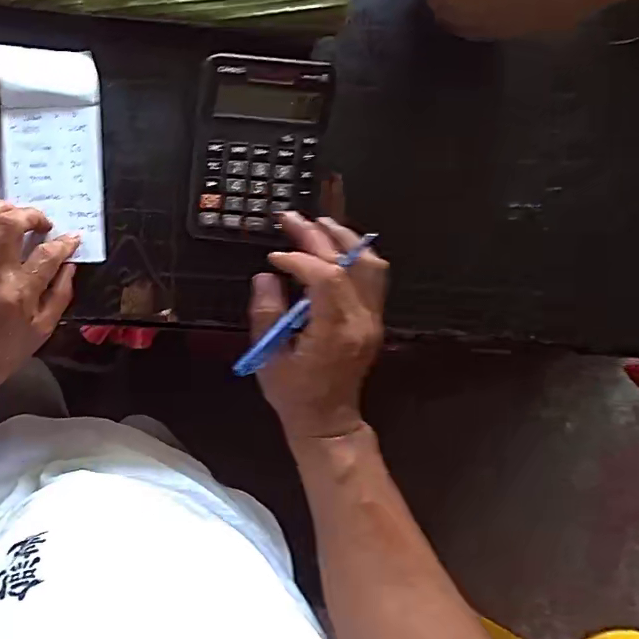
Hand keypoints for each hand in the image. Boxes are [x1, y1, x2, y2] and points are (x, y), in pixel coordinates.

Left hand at [0, 200, 79, 395]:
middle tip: (42, 223)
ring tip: (17, 213)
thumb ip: (60, 294)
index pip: (47, 254)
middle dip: (32, 215)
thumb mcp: (44, 329)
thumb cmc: (6, 352)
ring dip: (3, 208)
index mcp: (20, 294)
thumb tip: (69, 264)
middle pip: (11, 224)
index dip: (64, 242)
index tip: (71, 238)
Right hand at [249, 213, 387, 439]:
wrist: (327, 419)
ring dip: (343, 239)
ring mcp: (372, 319)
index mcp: (334, 333)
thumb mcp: (268, 357)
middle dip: (317, 237)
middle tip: (290, 219)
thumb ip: (267, 314)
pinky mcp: (372, 319)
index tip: (274, 257)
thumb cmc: (293, 393)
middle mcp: (360, 321)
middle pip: (347, 264)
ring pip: (370, 265)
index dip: (300, 259)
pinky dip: (354, 255)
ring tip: (318, 222)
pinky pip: (373, 277)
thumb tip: (265, 276)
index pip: (326, 278)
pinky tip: (335, 245)